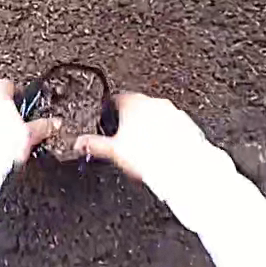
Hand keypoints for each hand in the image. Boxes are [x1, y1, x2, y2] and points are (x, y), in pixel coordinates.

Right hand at [73, 92, 218, 191]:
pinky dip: (165, 135)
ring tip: (143, 149)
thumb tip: (79, 143)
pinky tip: (161, 151)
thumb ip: (94, 144)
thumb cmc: (150, 156)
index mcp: (133, 102)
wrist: (183, 167)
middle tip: (124, 140)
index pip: (115, 99)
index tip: (107, 121)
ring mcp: (172, 112)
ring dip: (148, 128)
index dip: (109, 111)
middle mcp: (154, 103)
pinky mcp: (186, 125)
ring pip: (155, 117)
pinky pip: (171, 127)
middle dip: (130, 121)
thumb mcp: (113, 151)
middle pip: (136, 107)